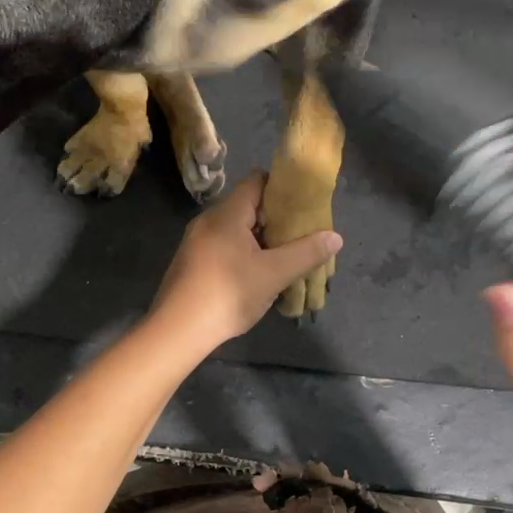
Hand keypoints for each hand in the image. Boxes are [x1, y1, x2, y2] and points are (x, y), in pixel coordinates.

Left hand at [149, 174, 343, 350]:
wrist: (177, 330)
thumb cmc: (227, 295)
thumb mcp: (274, 275)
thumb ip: (306, 253)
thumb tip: (335, 237)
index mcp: (226, 214)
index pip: (257, 181)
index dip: (283, 188)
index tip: (305, 204)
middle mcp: (208, 220)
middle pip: (248, 206)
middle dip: (276, 219)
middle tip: (301, 235)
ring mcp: (196, 242)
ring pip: (235, 230)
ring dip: (260, 240)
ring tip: (285, 257)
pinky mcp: (191, 263)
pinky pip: (223, 247)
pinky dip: (243, 254)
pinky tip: (257, 276)